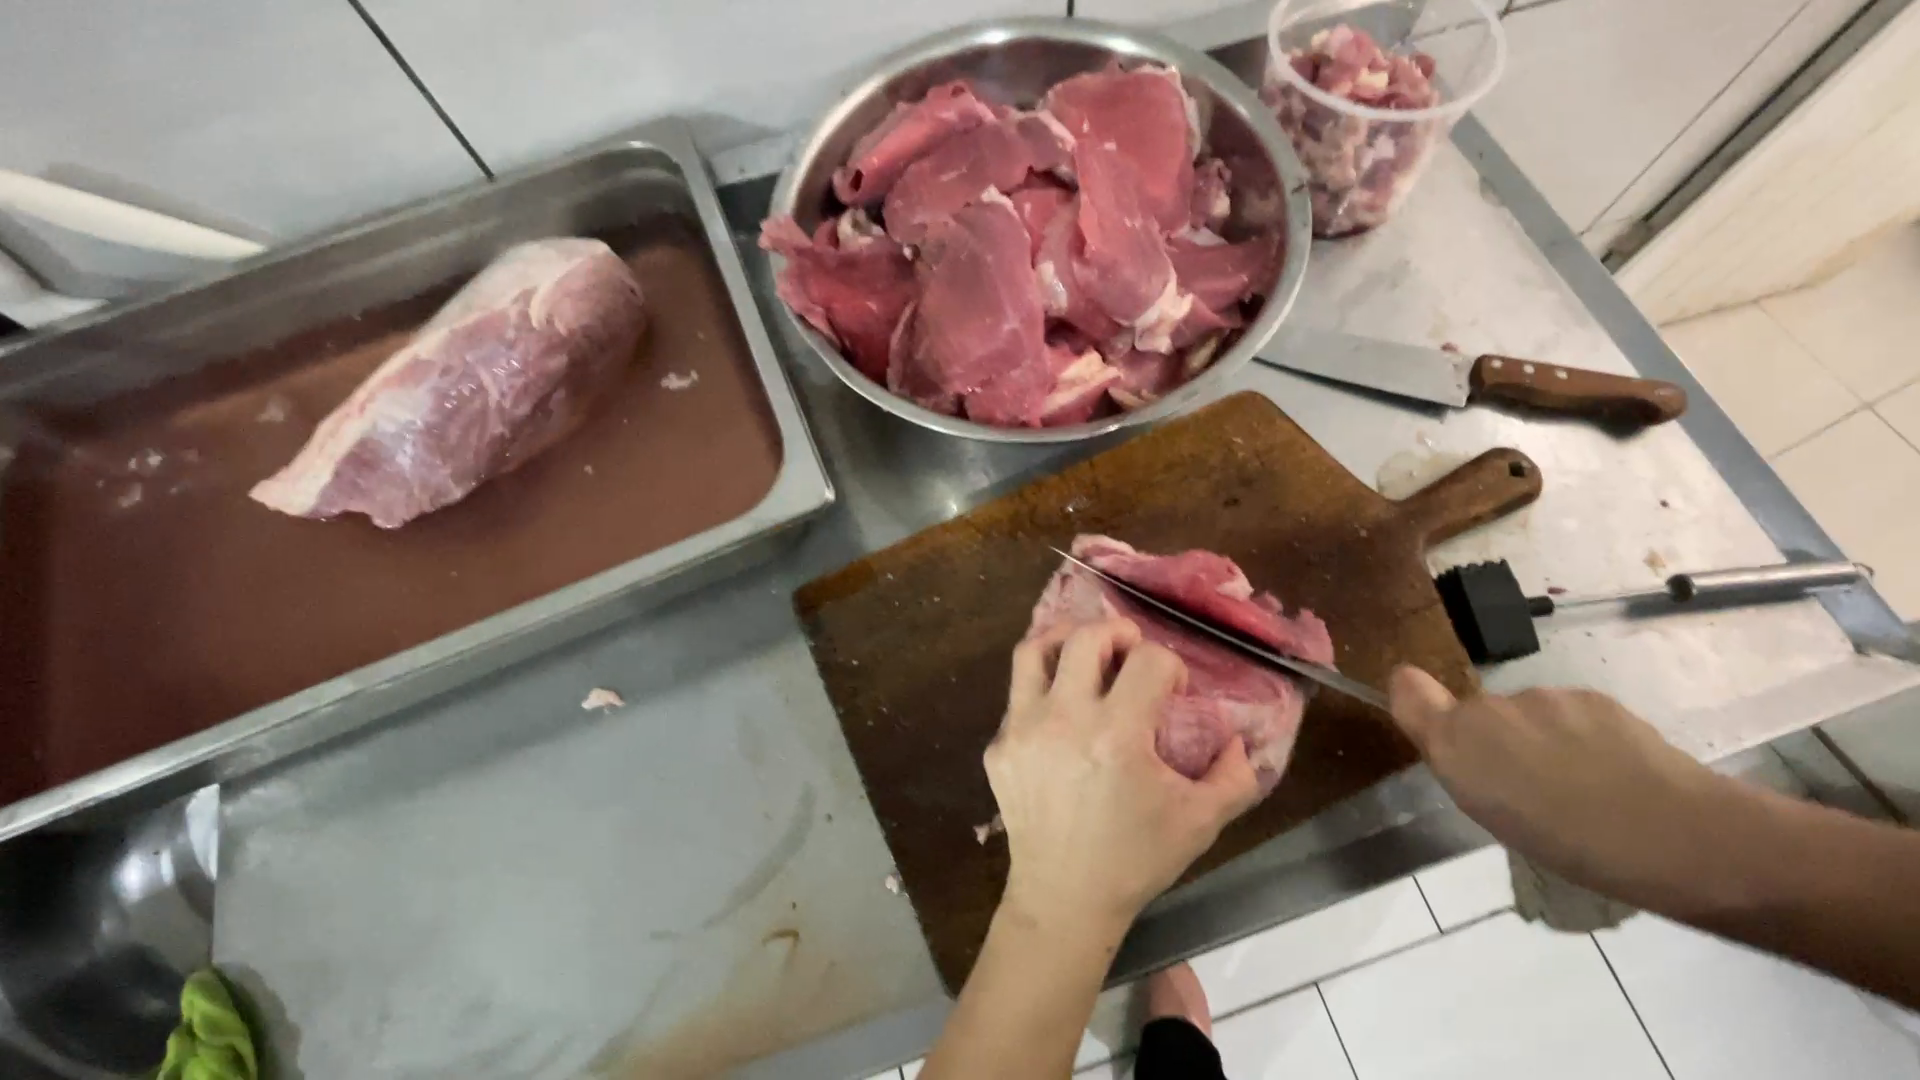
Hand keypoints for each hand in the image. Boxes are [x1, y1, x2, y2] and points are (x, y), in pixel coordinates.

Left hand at [985, 619, 1262, 935]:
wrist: (1063, 898)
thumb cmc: (1136, 859)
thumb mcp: (1201, 822)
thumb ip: (1235, 777)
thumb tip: (1241, 741)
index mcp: (1116, 734)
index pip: (1147, 659)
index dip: (1169, 665)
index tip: (1173, 690)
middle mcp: (1063, 720)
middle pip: (1085, 638)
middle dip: (1117, 633)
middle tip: (1131, 650)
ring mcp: (1022, 731)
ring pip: (1032, 652)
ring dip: (1065, 641)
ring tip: (1086, 653)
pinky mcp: (998, 748)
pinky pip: (1017, 697)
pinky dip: (1043, 689)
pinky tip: (1062, 711)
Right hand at [1388, 666, 1730, 906]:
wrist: (1671, 833)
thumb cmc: (1567, 844)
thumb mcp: (1494, 815)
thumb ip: (1469, 769)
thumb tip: (1468, 745)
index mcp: (1453, 744)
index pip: (1407, 691)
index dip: (1414, 697)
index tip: (1433, 723)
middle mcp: (1485, 709)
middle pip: (1477, 712)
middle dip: (1498, 739)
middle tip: (1532, 786)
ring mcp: (1540, 698)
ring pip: (1528, 713)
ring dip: (1543, 738)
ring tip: (1582, 784)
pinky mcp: (1591, 696)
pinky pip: (1570, 712)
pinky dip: (1582, 734)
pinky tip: (1615, 771)